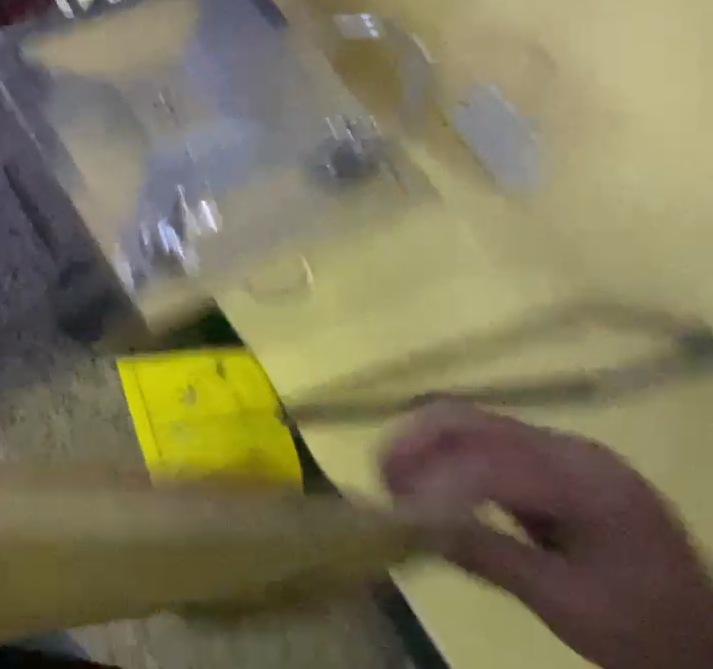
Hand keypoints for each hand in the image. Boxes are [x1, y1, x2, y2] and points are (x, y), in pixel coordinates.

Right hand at [381, 403, 712, 668]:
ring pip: (462, 422)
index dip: (430, 482)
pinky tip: (428, 489)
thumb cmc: (641, 627)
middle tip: (379, 484)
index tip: (391, 512)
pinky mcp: (546, 460)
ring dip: (418, 448)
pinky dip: (439, 456)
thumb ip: (485, 554)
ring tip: (394, 487)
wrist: (704, 640)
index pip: (488, 463)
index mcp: (589, 484)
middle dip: (409, 446)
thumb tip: (403, 524)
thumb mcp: (566, 602)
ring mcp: (560, 450)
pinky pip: (477, 439)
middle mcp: (571, 451)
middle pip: (465, 420)